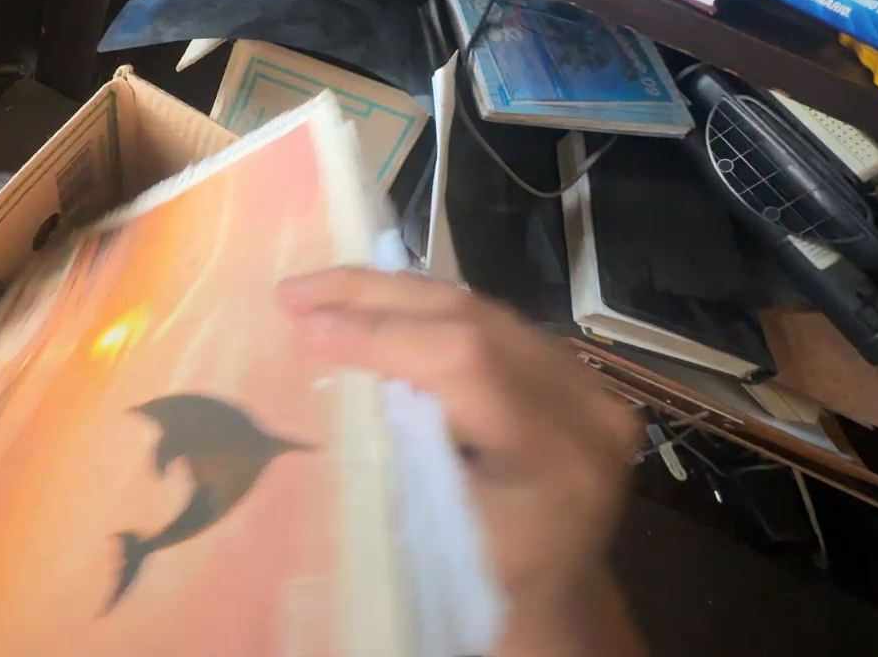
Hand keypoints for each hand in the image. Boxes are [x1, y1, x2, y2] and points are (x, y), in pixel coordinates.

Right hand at [278, 269, 643, 656]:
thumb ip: (393, 448)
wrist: (553, 588)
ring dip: (383, 291)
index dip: (380, 336)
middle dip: (368, 297)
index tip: (305, 331)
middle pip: (466, 317)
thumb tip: (326, 363)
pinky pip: (476, 312)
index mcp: (562, 457)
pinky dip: (412, 303)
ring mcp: (578, 373)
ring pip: (468, 302)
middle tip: (294, 294)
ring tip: (316, 289)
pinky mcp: (558, 359)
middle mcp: (583, 400)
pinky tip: (363, 298)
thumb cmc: (485, 580)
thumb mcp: (433, 533)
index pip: (466, 363)